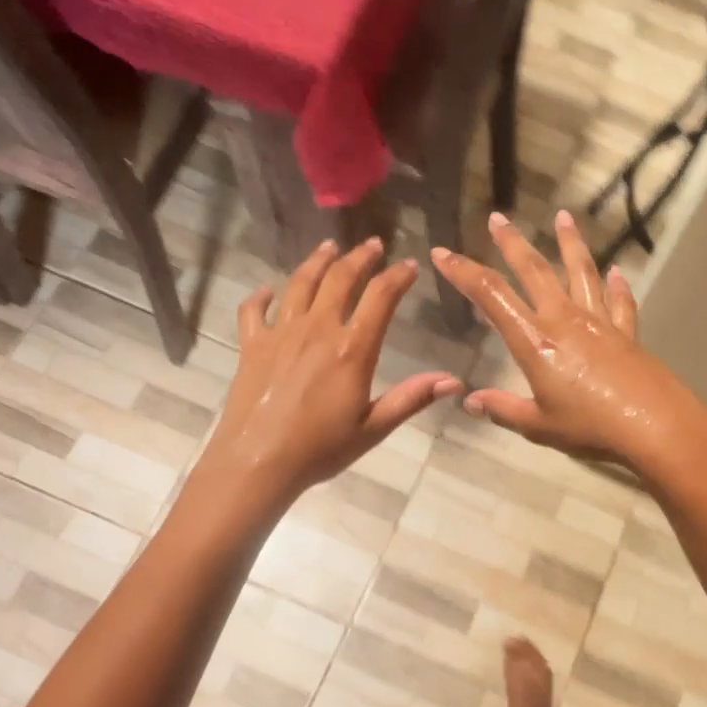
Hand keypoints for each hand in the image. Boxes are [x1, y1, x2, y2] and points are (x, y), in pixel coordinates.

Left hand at [200, 238, 463, 501]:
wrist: (258, 461)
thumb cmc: (320, 449)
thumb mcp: (373, 429)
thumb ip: (411, 399)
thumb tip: (454, 381)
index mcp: (352, 350)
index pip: (380, 298)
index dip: (397, 277)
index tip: (410, 265)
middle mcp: (317, 329)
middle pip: (340, 279)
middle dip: (360, 258)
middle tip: (372, 246)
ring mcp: (280, 333)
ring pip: (300, 283)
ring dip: (317, 261)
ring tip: (329, 248)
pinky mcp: (252, 345)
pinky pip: (254, 309)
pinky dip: (262, 295)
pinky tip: (269, 291)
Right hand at [431, 211, 706, 475]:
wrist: (653, 425)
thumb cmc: (589, 427)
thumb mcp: (538, 426)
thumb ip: (503, 410)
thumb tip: (470, 401)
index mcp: (535, 341)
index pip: (492, 296)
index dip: (464, 272)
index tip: (442, 253)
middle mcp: (565, 320)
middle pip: (535, 271)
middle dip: (513, 243)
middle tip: (498, 217)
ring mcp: (600, 323)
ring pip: (581, 272)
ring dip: (570, 243)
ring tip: (564, 217)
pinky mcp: (627, 334)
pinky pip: (620, 303)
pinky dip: (618, 285)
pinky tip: (617, 272)